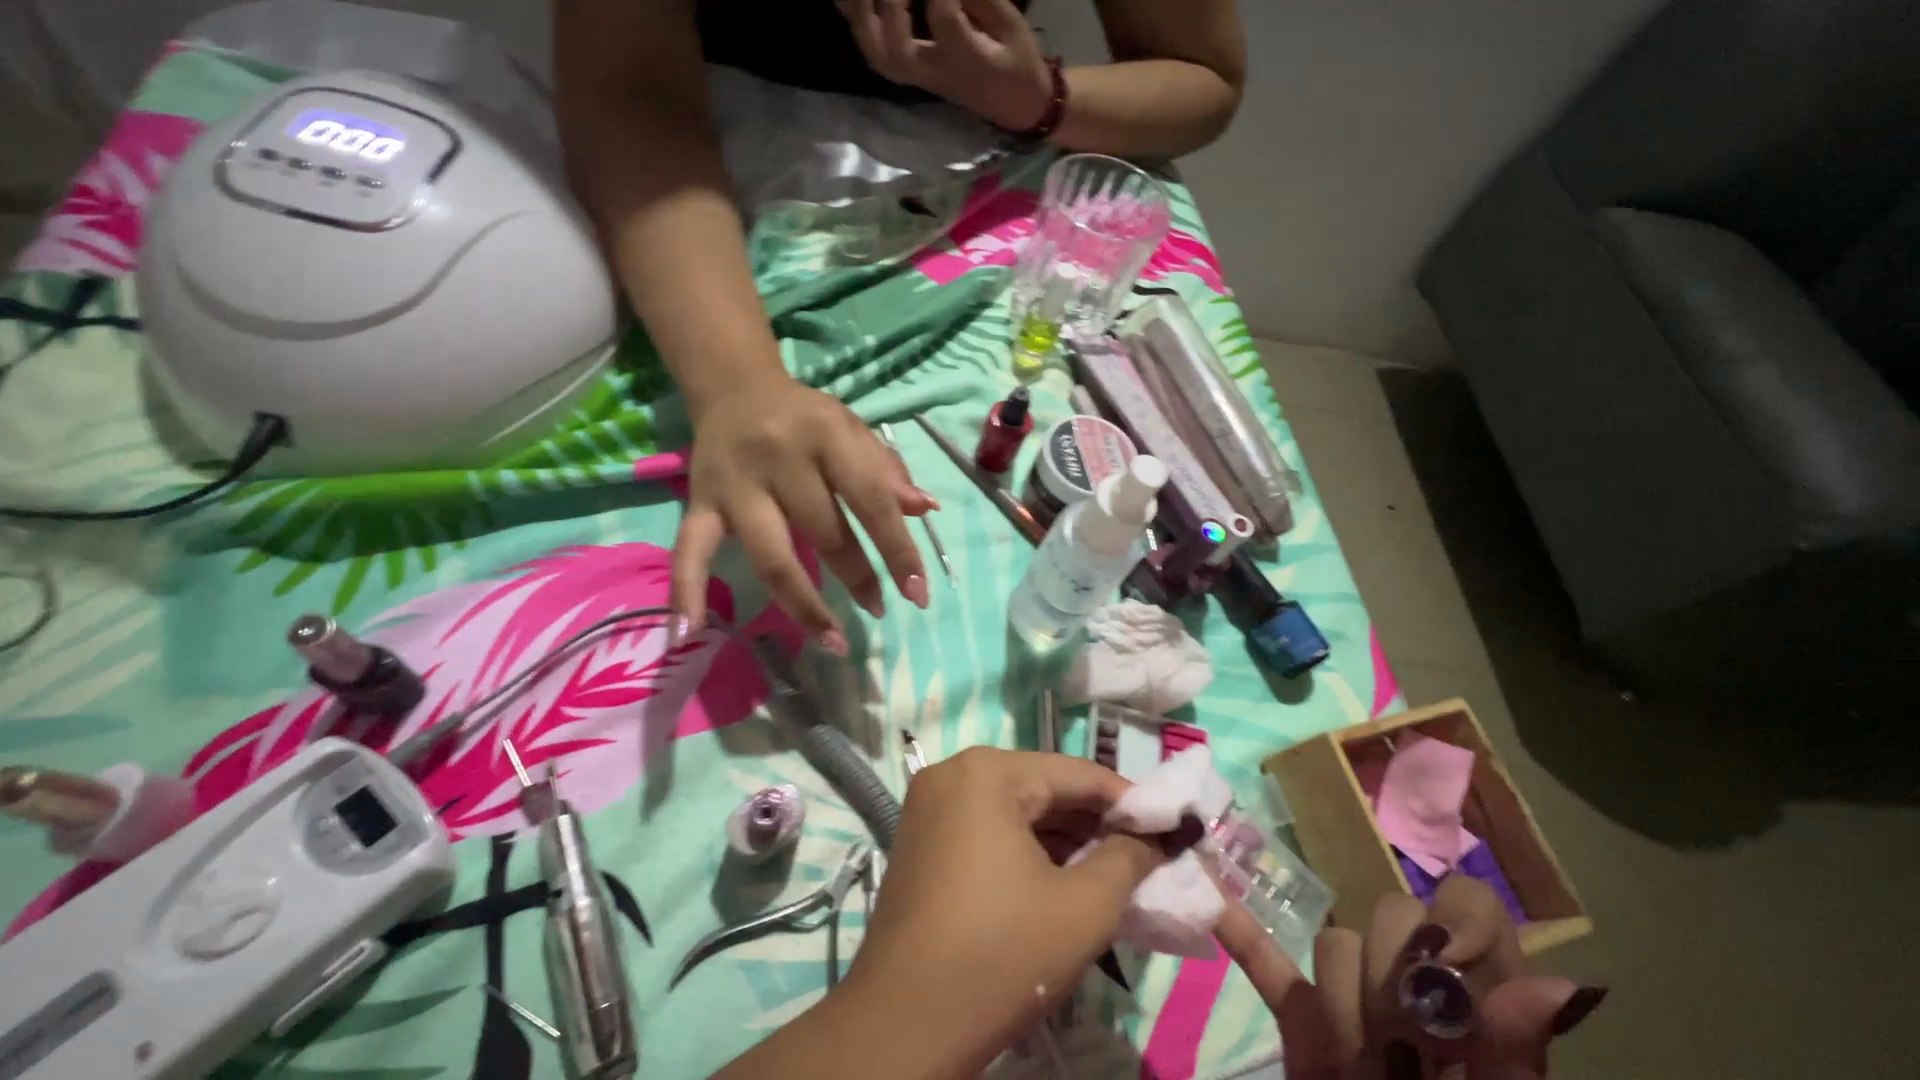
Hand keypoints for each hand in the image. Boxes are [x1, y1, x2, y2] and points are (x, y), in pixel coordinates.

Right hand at [671, 373, 934, 651]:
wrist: (735, 388)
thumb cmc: (807, 418)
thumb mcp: (853, 430)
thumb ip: (887, 470)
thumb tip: (925, 509)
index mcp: (826, 436)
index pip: (870, 498)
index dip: (897, 548)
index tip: (918, 592)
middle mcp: (780, 460)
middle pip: (822, 531)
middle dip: (857, 577)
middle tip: (879, 609)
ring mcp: (735, 486)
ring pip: (770, 556)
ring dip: (803, 605)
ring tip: (833, 641)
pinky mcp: (699, 504)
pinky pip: (689, 551)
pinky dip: (686, 591)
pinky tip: (690, 632)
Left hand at [839, 0, 1053, 130]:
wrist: (1013, 105)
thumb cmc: (1016, 63)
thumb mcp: (1011, 27)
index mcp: (965, 60)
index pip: (942, 18)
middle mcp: (933, 71)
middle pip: (895, 46)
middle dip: (889, 2)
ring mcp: (916, 76)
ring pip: (877, 53)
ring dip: (861, 12)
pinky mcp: (907, 73)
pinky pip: (873, 51)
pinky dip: (857, 20)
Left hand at [842, 749, 1166, 1071]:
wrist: (905, 1024)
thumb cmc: (1001, 954)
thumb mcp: (1085, 906)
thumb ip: (1129, 858)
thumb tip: (1156, 836)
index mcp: (987, 772)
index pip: (1079, 774)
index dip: (1132, 803)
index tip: (1173, 831)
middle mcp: (952, 774)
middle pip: (1045, 789)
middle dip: (1097, 825)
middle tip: (1146, 860)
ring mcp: (929, 809)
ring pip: (1016, 812)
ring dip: (1065, 842)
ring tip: (1113, 878)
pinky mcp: (921, 843)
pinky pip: (988, 833)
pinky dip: (1028, 854)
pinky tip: (1062, 885)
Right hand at [1218, 876, 1606, 1078]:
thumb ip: (1515, 1052)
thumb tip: (1561, 989)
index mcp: (1485, 997)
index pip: (1470, 906)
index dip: (1462, 920)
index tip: (1453, 972)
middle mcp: (1420, 981)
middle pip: (1396, 915)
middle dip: (1398, 978)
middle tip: (1407, 1047)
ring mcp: (1354, 998)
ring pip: (1336, 946)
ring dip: (1345, 1008)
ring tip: (1359, 1068)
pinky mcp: (1303, 1020)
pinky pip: (1271, 971)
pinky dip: (1246, 940)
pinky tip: (1220, 910)